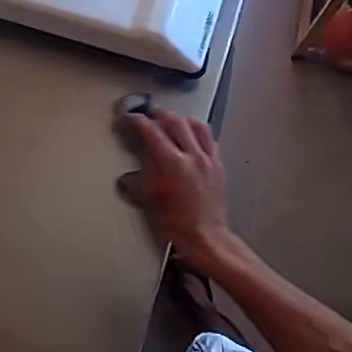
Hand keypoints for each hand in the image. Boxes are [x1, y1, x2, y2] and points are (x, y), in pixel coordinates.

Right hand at [125, 109, 242, 270]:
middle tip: (150, 116)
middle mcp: (193, 157)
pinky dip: (197, 131)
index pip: (153, 133)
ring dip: (181, 119)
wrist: (206, 236)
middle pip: (176, 122)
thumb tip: (145, 151)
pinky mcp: (218, 164)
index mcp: (173, 165)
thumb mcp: (152, 195)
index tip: (133, 118)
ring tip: (171, 121)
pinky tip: (191, 135)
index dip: (140, 122)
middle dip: (160, 115)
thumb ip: (148, 167)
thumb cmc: (178, 223)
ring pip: (196, 125)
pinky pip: (209, 138)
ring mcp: (209, 159)